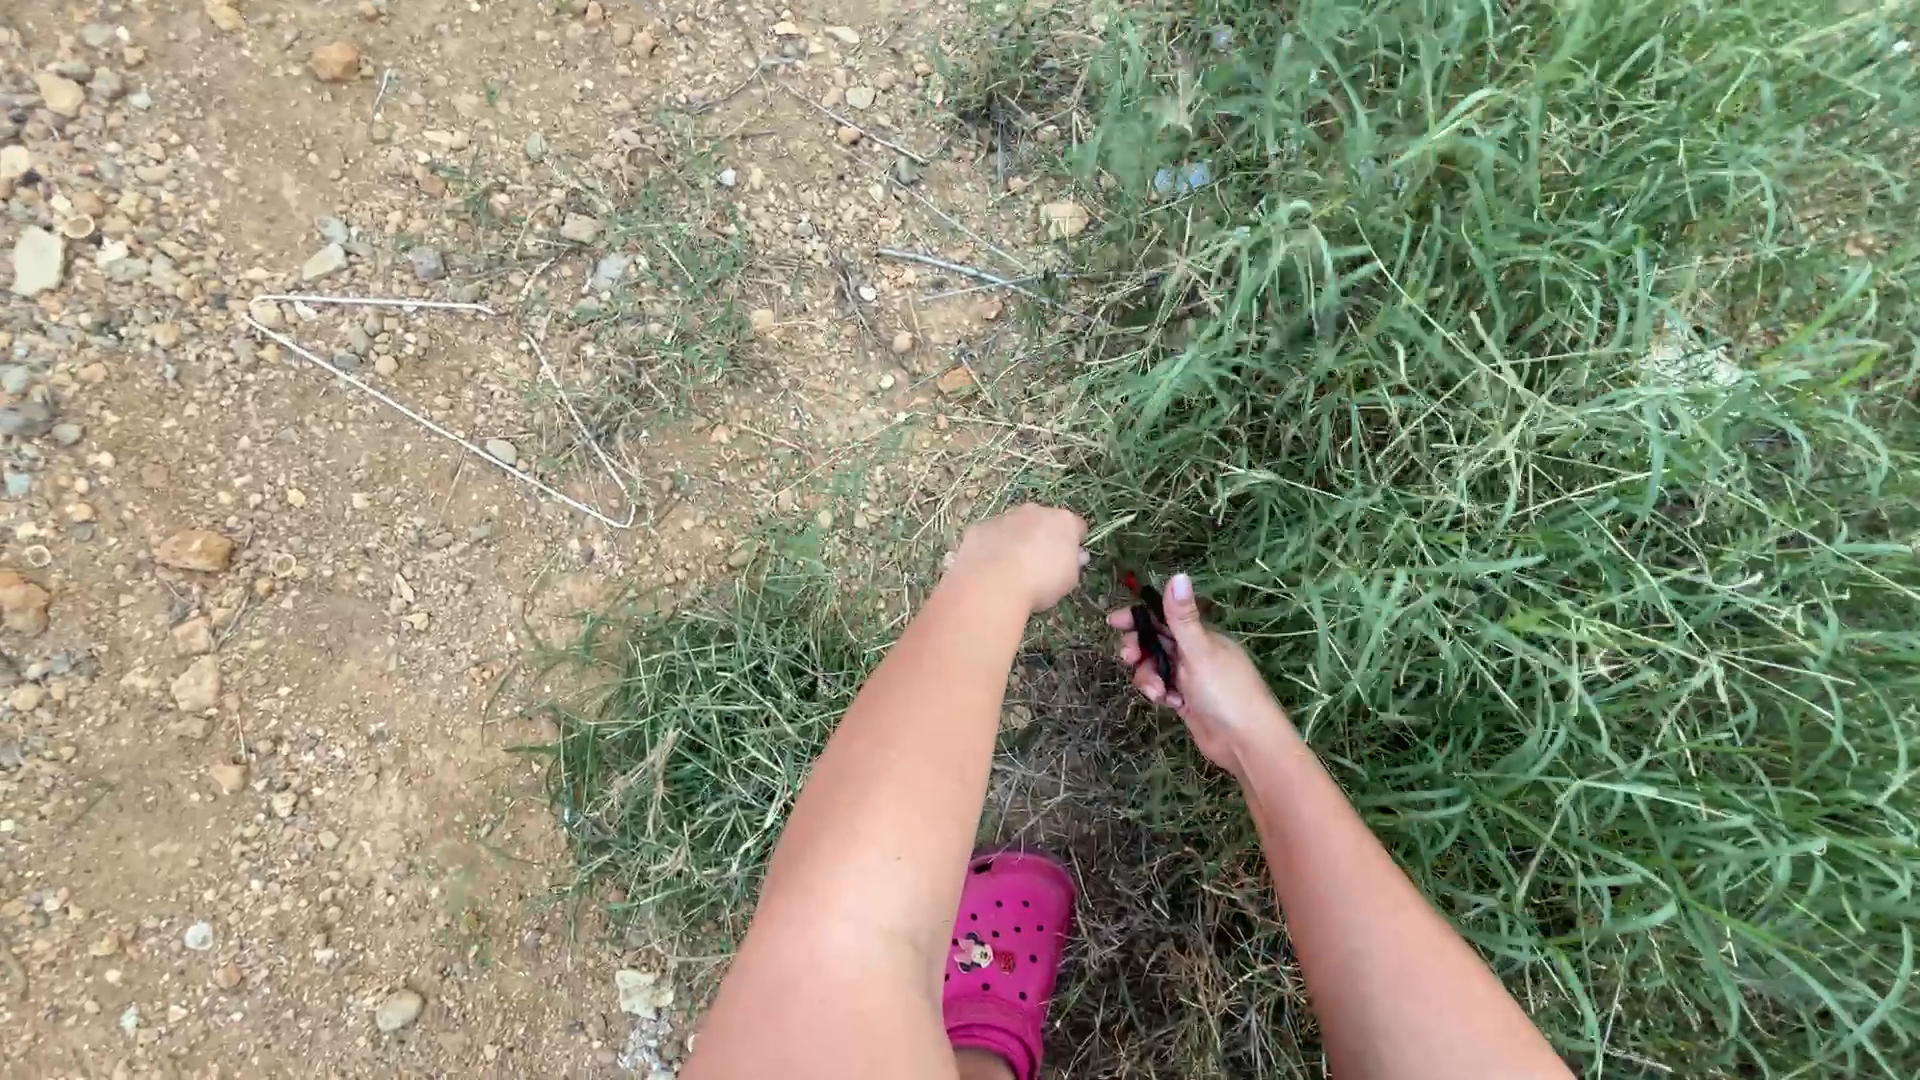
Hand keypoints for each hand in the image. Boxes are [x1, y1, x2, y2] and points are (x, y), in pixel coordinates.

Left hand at [946, 504, 1088, 613]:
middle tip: (1039, 564)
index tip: (1068, 560)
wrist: (992, 583)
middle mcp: (1034, 511)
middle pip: (1044, 521)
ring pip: (1015, 526)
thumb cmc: (1040, 583)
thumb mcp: (1069, 580)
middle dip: (1043, 537)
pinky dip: (992, 546)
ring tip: (1010, 569)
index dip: (1074, 543)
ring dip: (1016, 540)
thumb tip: (1076, 555)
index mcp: (1063, 521)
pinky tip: (989, 568)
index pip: (1077, 527)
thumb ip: (1074, 563)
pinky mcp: (980, 526)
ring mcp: (1005, 516)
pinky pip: (991, 535)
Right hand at [1110, 573, 1290, 775]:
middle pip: (1154, 642)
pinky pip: (1162, 687)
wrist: (1245, 742)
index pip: (1163, 617)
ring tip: (1158, 692)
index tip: (1114, 622)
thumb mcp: (1199, 651)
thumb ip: (1182, 617)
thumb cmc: (1225, 691)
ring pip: (1155, 667)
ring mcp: (1190, 676)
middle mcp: (1194, 652)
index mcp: (1201, 635)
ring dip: (1148, 677)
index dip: (1138, 617)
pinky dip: (1161, 693)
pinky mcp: (1186, 699)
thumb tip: (1178, 574)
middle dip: (1138, 650)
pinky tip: (1170, 703)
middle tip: (1129, 658)